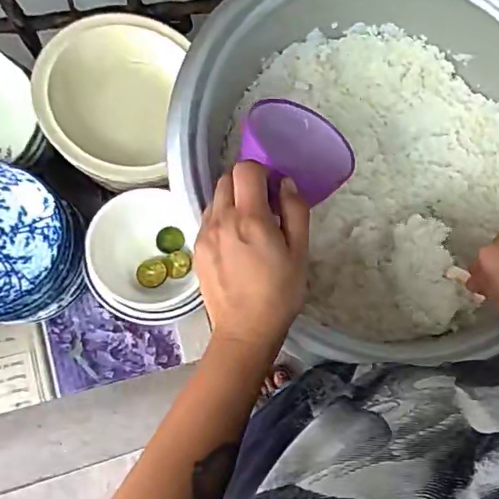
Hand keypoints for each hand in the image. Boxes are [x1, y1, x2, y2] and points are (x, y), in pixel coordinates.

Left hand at [197, 160, 308, 351]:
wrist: (246, 329)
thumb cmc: (280, 292)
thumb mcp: (300, 251)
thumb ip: (295, 211)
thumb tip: (285, 183)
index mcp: (249, 218)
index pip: (246, 169)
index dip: (263, 171)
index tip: (276, 190)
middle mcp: (221, 220)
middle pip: (227, 179)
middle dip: (247, 183)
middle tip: (266, 206)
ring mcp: (205, 234)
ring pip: (216, 199)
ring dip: (234, 201)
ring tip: (252, 227)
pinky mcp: (197, 249)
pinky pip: (209, 219)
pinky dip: (224, 219)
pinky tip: (238, 243)